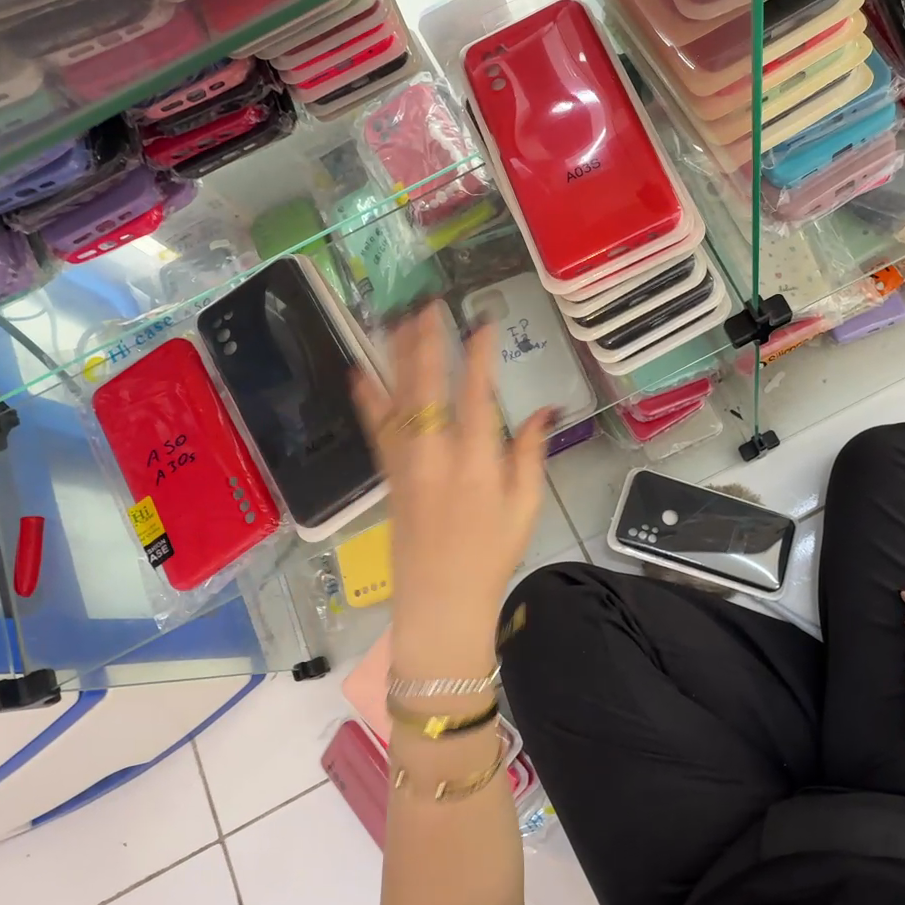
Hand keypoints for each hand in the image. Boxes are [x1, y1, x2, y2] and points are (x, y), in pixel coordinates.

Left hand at [350, 306, 550, 639]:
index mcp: (477, 461)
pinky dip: (368, 397)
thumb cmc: (492, 556)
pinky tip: (360, 370)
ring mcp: (406, 462)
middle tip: (428, 304)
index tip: (482, 320)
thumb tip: (544, 409)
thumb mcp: (525, 507)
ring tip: (397, 318)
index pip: (477, 393)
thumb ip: (530, 453)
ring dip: (397, 356)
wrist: (441, 601)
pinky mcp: (388, 475)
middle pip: (428, 385)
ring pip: (397, 398)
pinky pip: (376, 427)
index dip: (479, 353)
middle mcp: (436, 454)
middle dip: (428, 341)